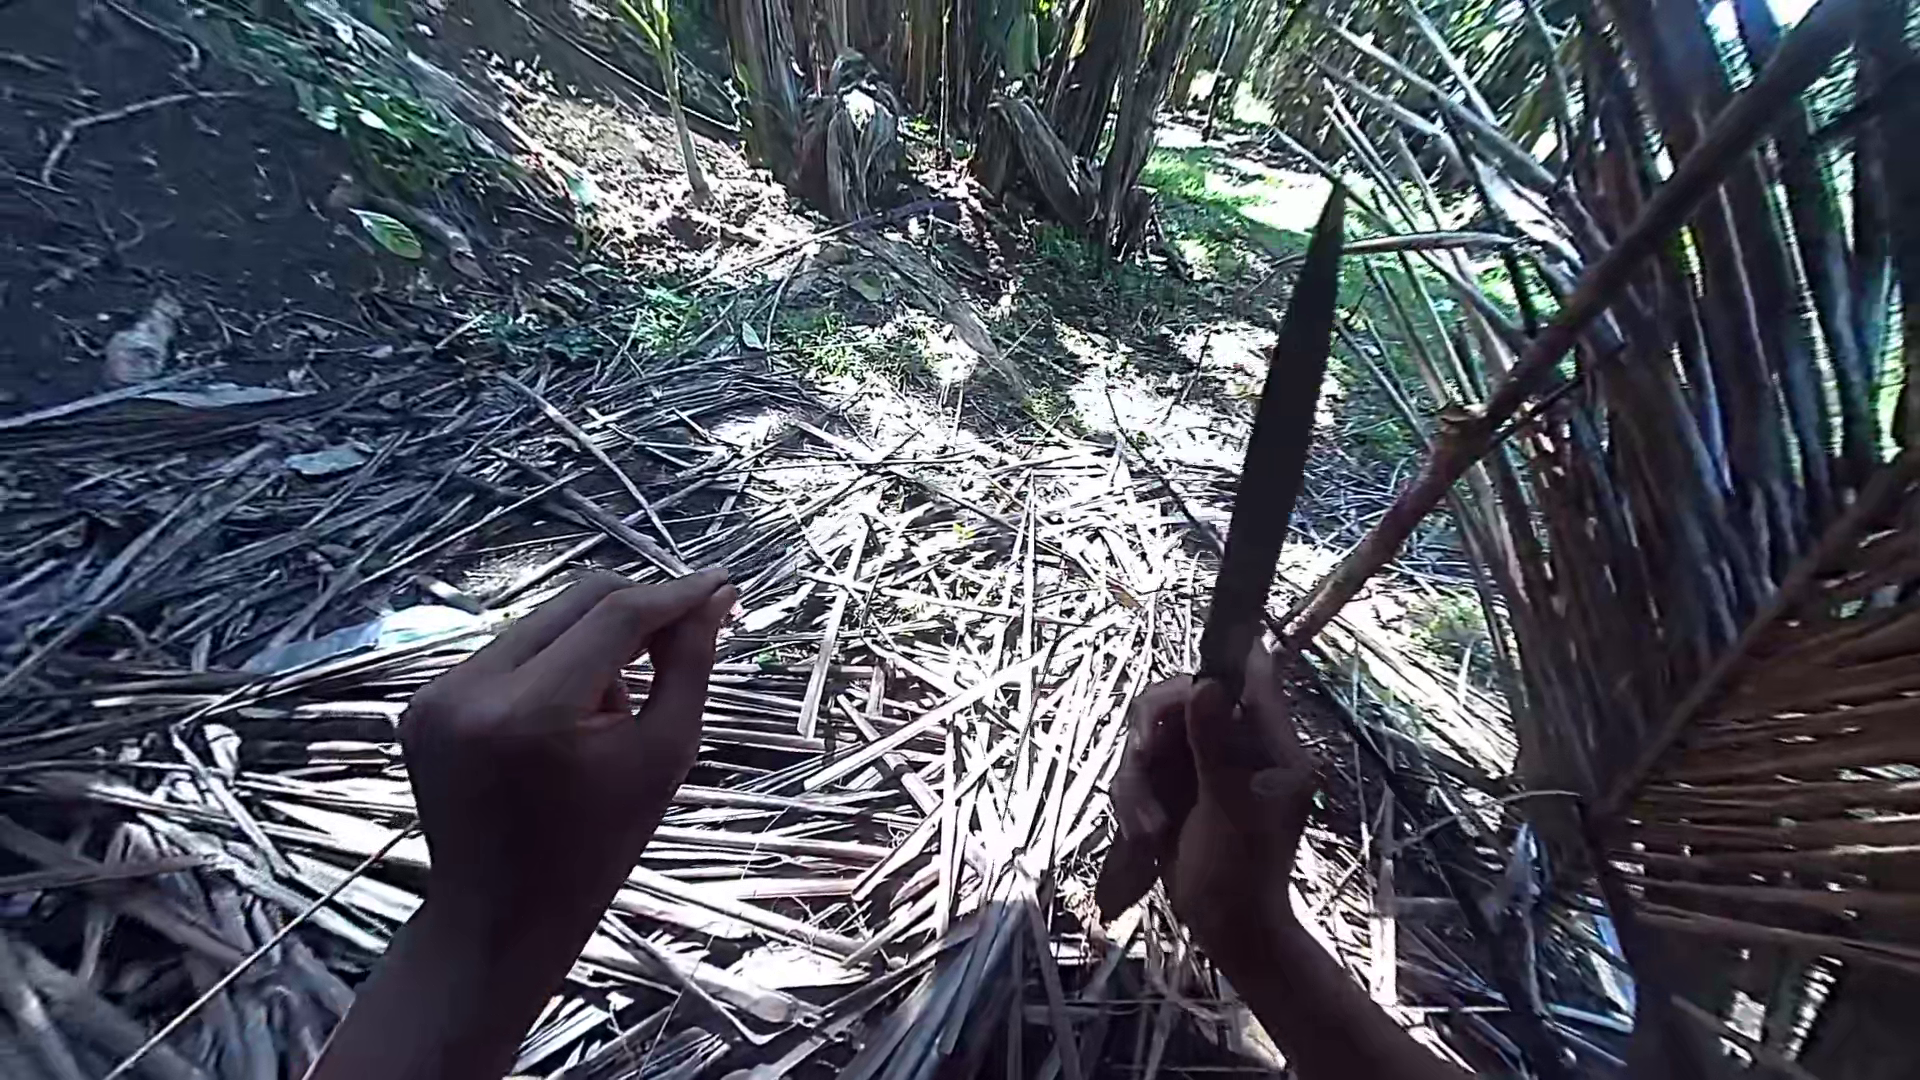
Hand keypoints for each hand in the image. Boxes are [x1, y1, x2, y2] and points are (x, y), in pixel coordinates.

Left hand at [400, 569, 735, 941]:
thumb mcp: (667, 746)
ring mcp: (441, 690)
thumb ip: (691, 660)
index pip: (617, 615)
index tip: (722, 583)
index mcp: (531, 711)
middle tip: (690, 629)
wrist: (504, 912)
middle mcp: (471, 687)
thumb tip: (717, 596)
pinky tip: (585, 702)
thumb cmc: (603, 838)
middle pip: (582, 600)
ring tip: (626, 693)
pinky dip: (570, 653)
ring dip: (608, 633)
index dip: (677, 593)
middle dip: (645, 607)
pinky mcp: (432, 695)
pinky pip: (525, 643)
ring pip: (554, 616)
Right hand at [1113, 642, 1318, 955]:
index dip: (1224, 658)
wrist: (1225, 929)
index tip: (1195, 658)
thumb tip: (1206, 684)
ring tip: (1147, 825)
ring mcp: (1196, 758)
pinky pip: (1135, 767)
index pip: (1250, 677)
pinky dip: (1132, 798)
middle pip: (1179, 698)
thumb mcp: (1231, 809)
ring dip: (1139, 780)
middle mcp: (1231, 741)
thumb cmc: (1243, 874)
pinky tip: (1144, 832)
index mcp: (1267, 743)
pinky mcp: (1168, 778)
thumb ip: (1216, 746)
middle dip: (1153, 730)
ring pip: (1148, 734)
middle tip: (1143, 756)